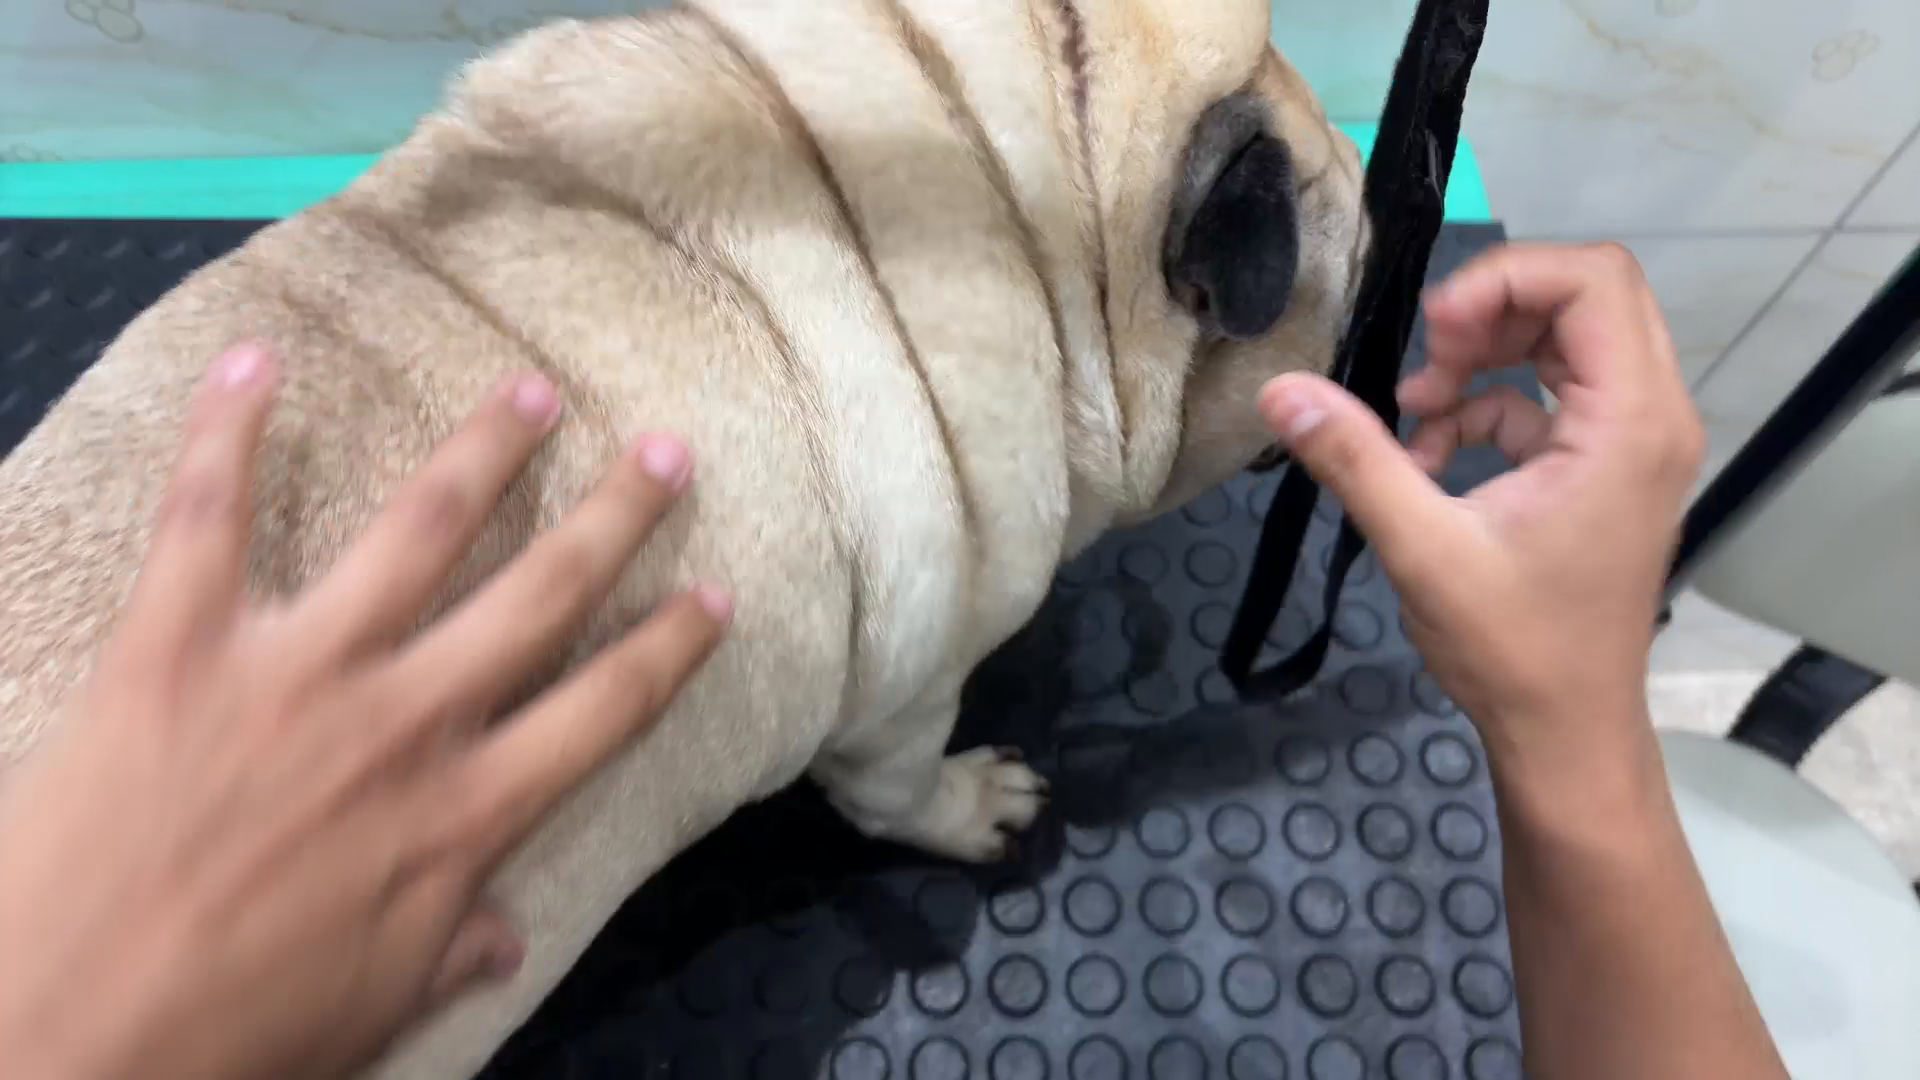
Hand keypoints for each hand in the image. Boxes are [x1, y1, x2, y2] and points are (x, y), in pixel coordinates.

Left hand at [0, 342, 730, 1079]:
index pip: (612, 704)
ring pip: (416, 534)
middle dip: (618, 516)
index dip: (674, 644)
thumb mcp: (382, 1006)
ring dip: (485, 453)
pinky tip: (260, 360)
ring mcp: (294, 672)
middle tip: (666, 452)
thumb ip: (460, 944)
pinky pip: (205, 525)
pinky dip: (226, 437)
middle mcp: (408, 720)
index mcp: (469, 807)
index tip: (718, 592)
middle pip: (544, 594)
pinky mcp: (171, 653)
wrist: (17, 1068)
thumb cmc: (229, 1040)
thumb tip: (512, 932)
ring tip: (532, 390)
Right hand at [1257, 242, 1703, 778]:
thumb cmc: (1507, 641)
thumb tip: (1280, 391)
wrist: (1560, 724)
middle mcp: (1646, 416)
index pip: (1594, 281)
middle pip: (1581, 303)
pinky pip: (1538, 404)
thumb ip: (1351, 458)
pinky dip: (1477, 415)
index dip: (1501, 282)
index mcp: (1625, 422)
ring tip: (1412, 416)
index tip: (1427, 335)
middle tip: (1417, 367)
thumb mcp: (1418, 545)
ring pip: (1559, 349)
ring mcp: (1623, 444)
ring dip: (1477, 367)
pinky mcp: (1594, 470)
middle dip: (1485, 320)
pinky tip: (1426, 463)